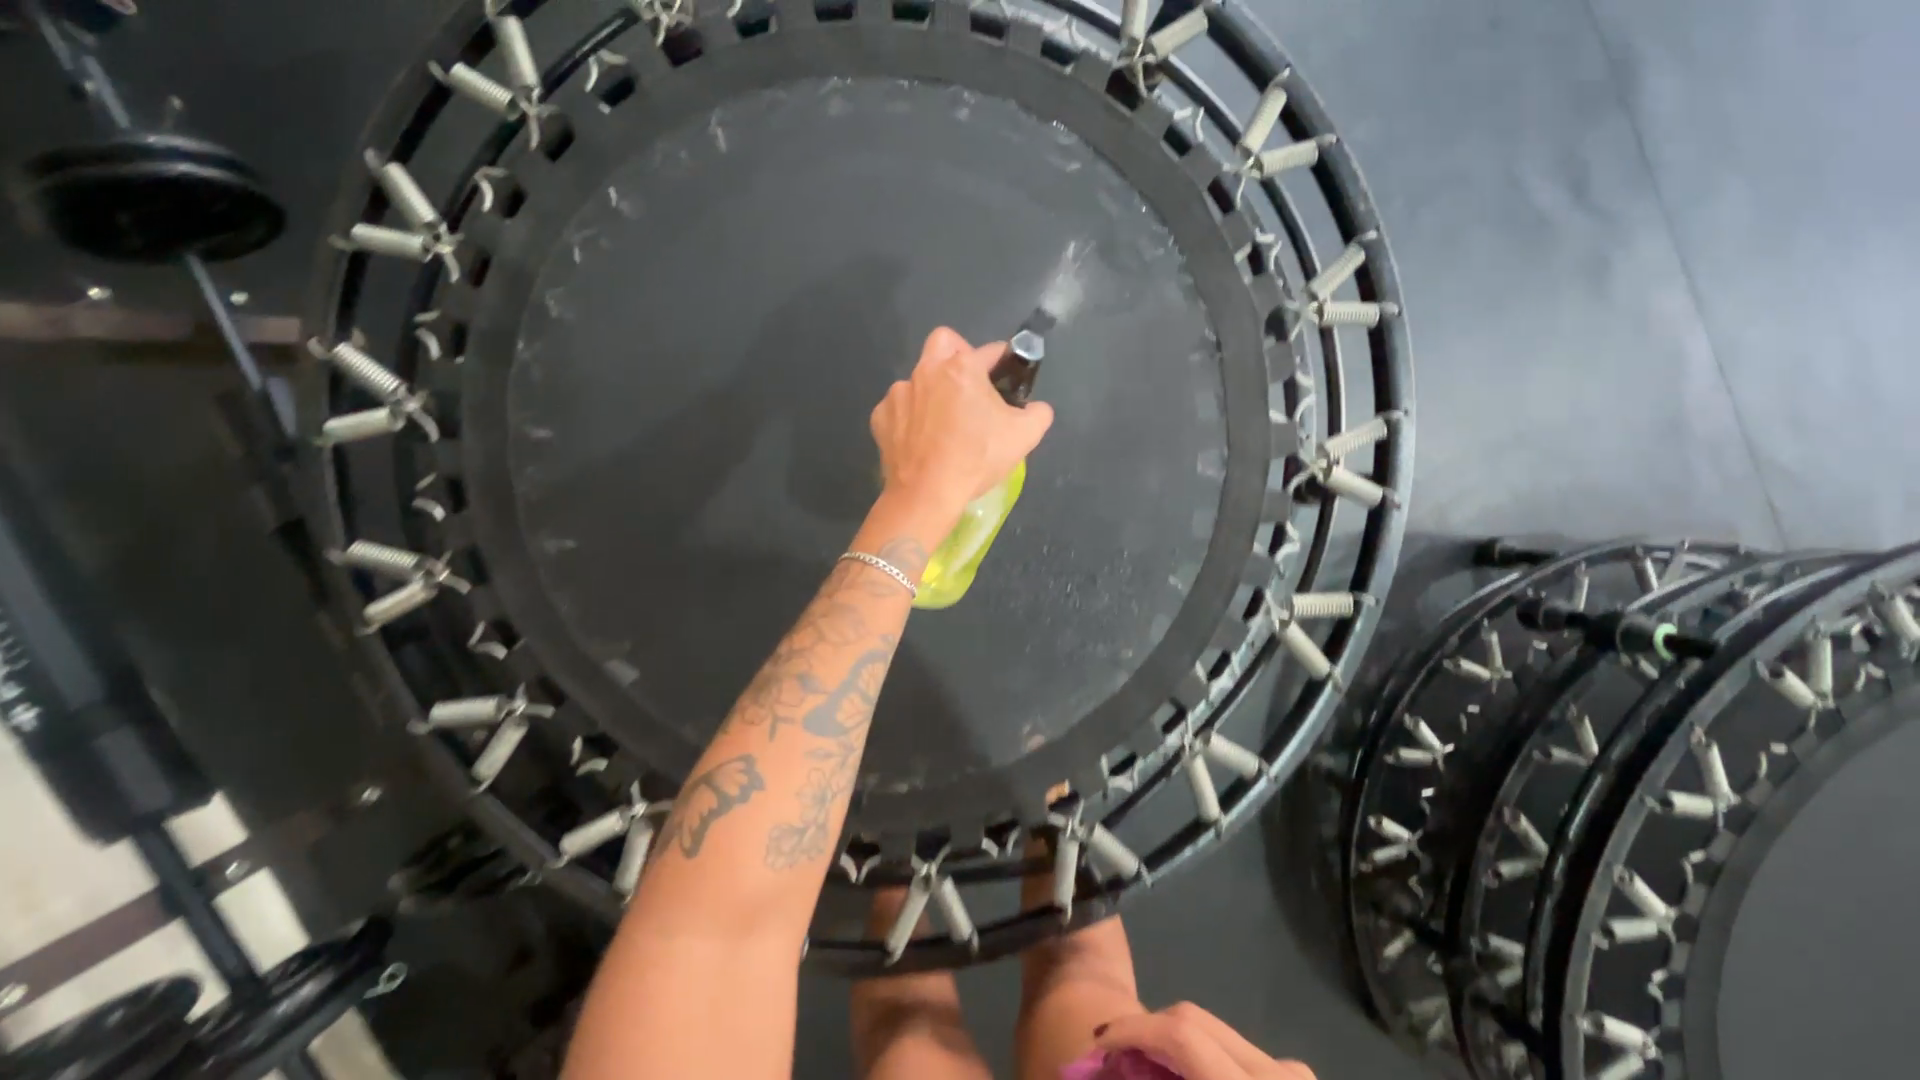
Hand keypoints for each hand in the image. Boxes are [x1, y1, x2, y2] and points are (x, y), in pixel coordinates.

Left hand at [870, 326, 1054, 515]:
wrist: (926, 494)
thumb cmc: (977, 459)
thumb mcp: (1025, 436)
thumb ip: (1038, 413)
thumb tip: (1036, 408)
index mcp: (962, 367)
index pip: (990, 350)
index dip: (1004, 363)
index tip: (1007, 379)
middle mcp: (927, 370)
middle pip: (944, 343)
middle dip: (958, 355)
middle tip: (970, 386)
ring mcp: (899, 393)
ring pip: (919, 379)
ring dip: (932, 392)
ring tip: (944, 425)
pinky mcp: (881, 416)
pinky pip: (899, 408)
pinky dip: (910, 419)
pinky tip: (921, 441)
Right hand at [1094, 1004, 1313, 1079]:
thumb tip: (1113, 1072)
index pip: (1181, 1034)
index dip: (1130, 1032)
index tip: (1097, 1049)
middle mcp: (1277, 1072)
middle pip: (1194, 1021)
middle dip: (1145, 1034)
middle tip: (1112, 1061)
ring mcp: (1293, 1074)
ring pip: (1213, 1035)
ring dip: (1172, 1049)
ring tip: (1145, 1076)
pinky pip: (1234, 1056)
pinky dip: (1200, 1065)